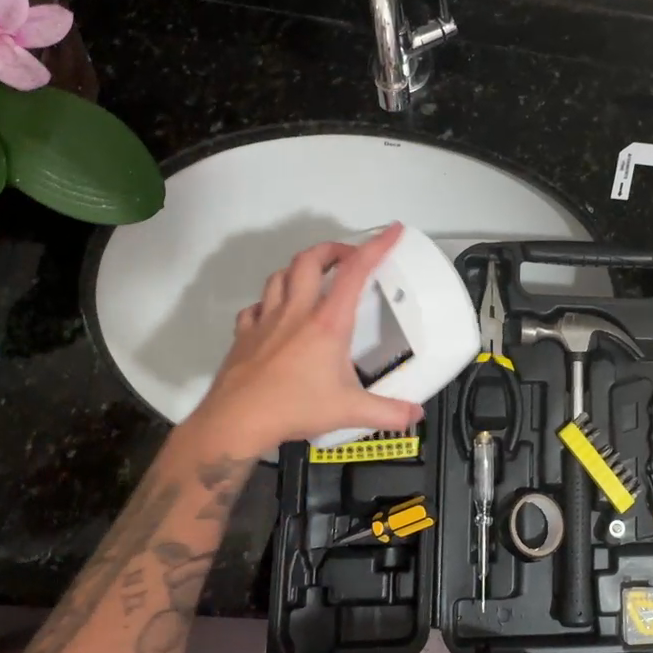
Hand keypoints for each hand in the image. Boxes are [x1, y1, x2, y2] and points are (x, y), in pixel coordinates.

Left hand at [180, 224, 424, 458]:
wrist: (236, 421)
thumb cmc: (294, 408)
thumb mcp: (350, 412)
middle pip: (310, 260)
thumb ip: (388, 412)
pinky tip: (276, 314)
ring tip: (314, 279)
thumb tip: (415, 415)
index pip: (355, 272)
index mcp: (327, 323)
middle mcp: (296, 312)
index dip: (376, 246)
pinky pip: (256, 306)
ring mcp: (266, 320)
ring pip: (280, 276)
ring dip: (299, 269)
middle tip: (348, 256)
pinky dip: (270, 302)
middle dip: (332, 249)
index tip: (392, 231)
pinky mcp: (245, 334)